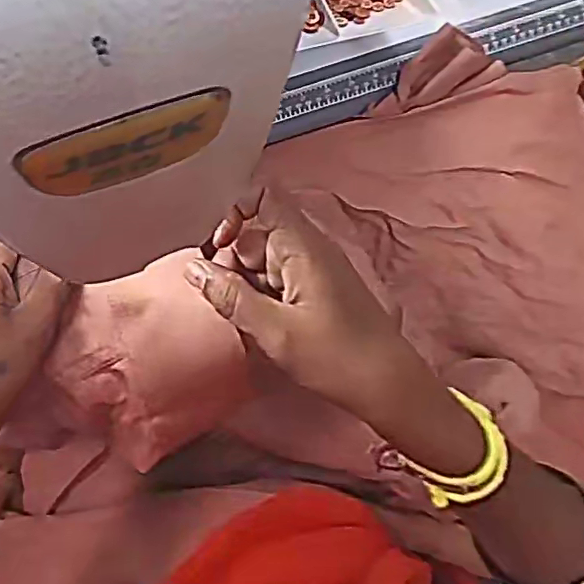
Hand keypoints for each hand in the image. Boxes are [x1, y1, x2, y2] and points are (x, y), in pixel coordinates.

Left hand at [0, 230, 74, 441]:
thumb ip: (57, 276)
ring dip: (15, 267)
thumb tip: (69, 248)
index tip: (68, 242)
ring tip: (39, 288)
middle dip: (32, 248)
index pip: (18, 221)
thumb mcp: (38, 322)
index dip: (46, 231)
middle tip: (59, 267)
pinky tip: (14, 305)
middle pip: (2, 237)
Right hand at [184, 186, 444, 436]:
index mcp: (301, 245)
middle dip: (235, 262)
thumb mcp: (273, 329)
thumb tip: (192, 268)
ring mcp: (315, 267)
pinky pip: (279, 277)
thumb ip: (229, 296)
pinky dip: (264, 294)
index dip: (234, 212)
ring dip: (248, 283)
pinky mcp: (319, 287)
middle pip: (256, 234)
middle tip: (231, 302)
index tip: (219, 249)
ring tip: (253, 321)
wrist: (390, 387)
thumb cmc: (335, 357)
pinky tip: (267, 324)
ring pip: (264, 259)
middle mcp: (309, 247)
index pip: (263, 196)